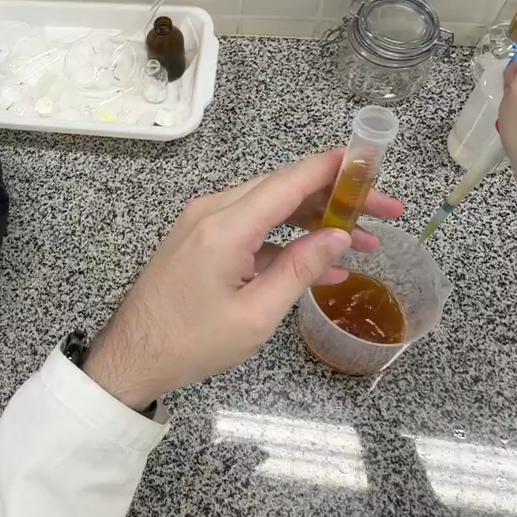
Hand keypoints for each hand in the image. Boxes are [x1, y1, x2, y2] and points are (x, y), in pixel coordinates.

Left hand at [83, 149, 403, 409]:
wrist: (133, 355)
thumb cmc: (191, 343)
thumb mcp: (256, 315)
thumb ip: (299, 270)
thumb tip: (339, 237)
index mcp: (225, 226)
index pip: (288, 181)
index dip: (332, 167)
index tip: (370, 161)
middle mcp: (211, 211)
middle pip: (282, 189)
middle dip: (335, 197)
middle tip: (383, 211)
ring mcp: (201, 222)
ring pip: (268, 206)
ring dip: (314, 219)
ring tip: (363, 239)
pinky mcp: (198, 238)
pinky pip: (250, 227)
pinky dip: (284, 239)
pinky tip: (320, 261)